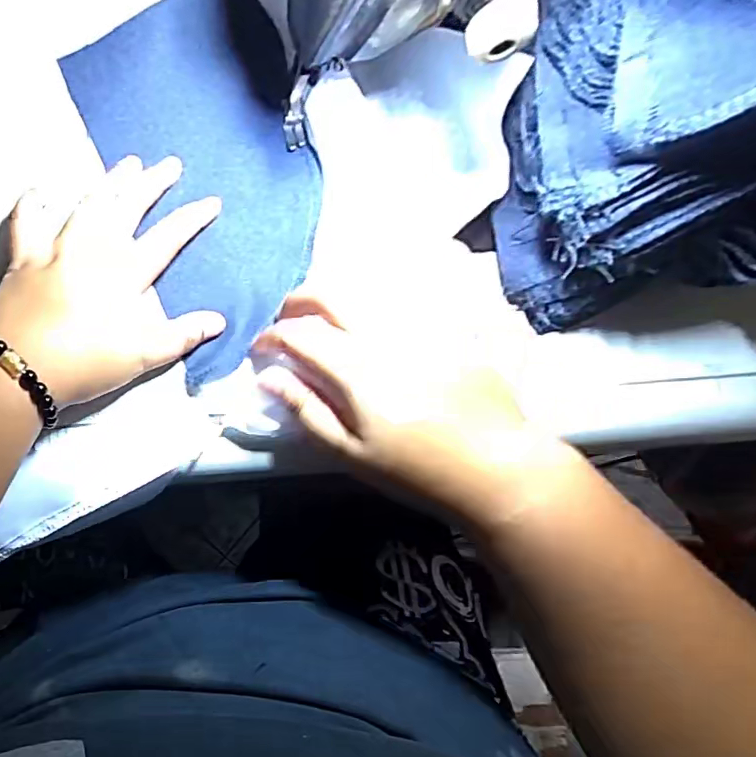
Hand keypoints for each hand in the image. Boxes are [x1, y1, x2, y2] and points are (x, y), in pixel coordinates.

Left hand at [0, 156, 226, 408]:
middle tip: (170, 164)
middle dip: (153, 184)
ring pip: (87, 205)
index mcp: (126, 273)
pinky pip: (26, 222)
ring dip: (109, 183)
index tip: (211, 201)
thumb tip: (218, 321)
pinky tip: (38, 191)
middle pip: (129, 207)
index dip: (192, 219)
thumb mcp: (141, 356)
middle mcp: (93, 250)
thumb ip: (181, 336)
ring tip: (127, 165)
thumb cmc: (84, 363)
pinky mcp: (23, 258)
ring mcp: (56, 249)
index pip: (168, 237)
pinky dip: (32, 205)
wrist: (20, 367)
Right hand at [253, 283, 584, 525]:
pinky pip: (407, 295)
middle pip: (329, 293)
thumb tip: (269, 378)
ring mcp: (421, 325)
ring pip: (366, 287)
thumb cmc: (415, 469)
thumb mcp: (351, 453)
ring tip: (326, 320)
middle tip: (287, 325)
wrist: (495, 465)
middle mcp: (385, 334)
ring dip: (335, 297)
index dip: (270, 338)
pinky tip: (374, 320)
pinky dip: (378, 299)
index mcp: (355, 368)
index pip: (297, 333)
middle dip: (296, 302)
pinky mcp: (449, 326)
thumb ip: (307, 410)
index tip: (260, 352)